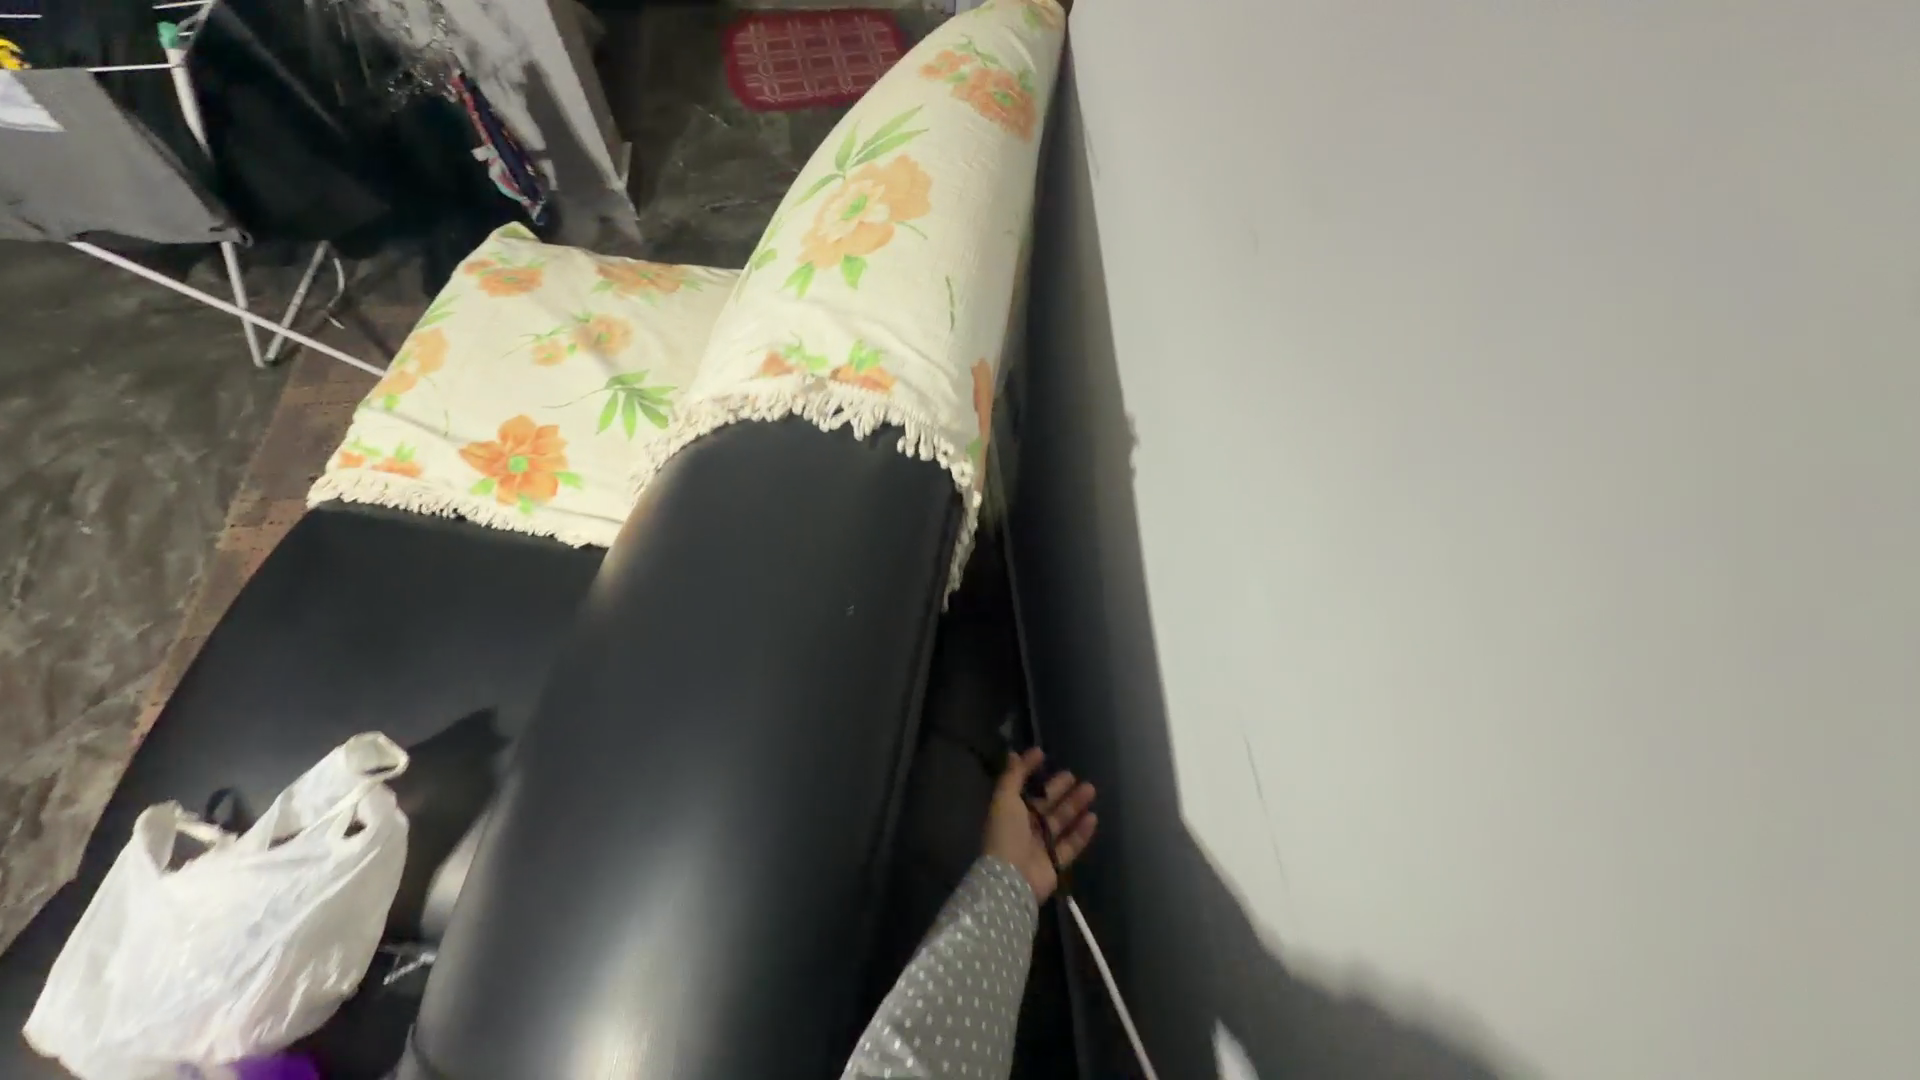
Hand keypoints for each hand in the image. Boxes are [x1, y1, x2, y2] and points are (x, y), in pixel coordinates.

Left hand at [983, 748, 1097, 902]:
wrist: (1012, 878)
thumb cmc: (1006, 834)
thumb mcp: (1004, 799)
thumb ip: (1013, 776)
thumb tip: (1015, 752)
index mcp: (1010, 812)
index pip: (1024, 788)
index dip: (1032, 772)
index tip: (1045, 755)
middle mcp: (1025, 827)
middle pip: (1046, 804)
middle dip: (1059, 789)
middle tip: (1075, 775)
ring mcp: (1041, 846)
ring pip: (1061, 822)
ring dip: (1074, 806)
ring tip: (1090, 789)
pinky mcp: (1055, 863)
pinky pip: (1071, 845)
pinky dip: (1081, 832)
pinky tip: (1093, 817)